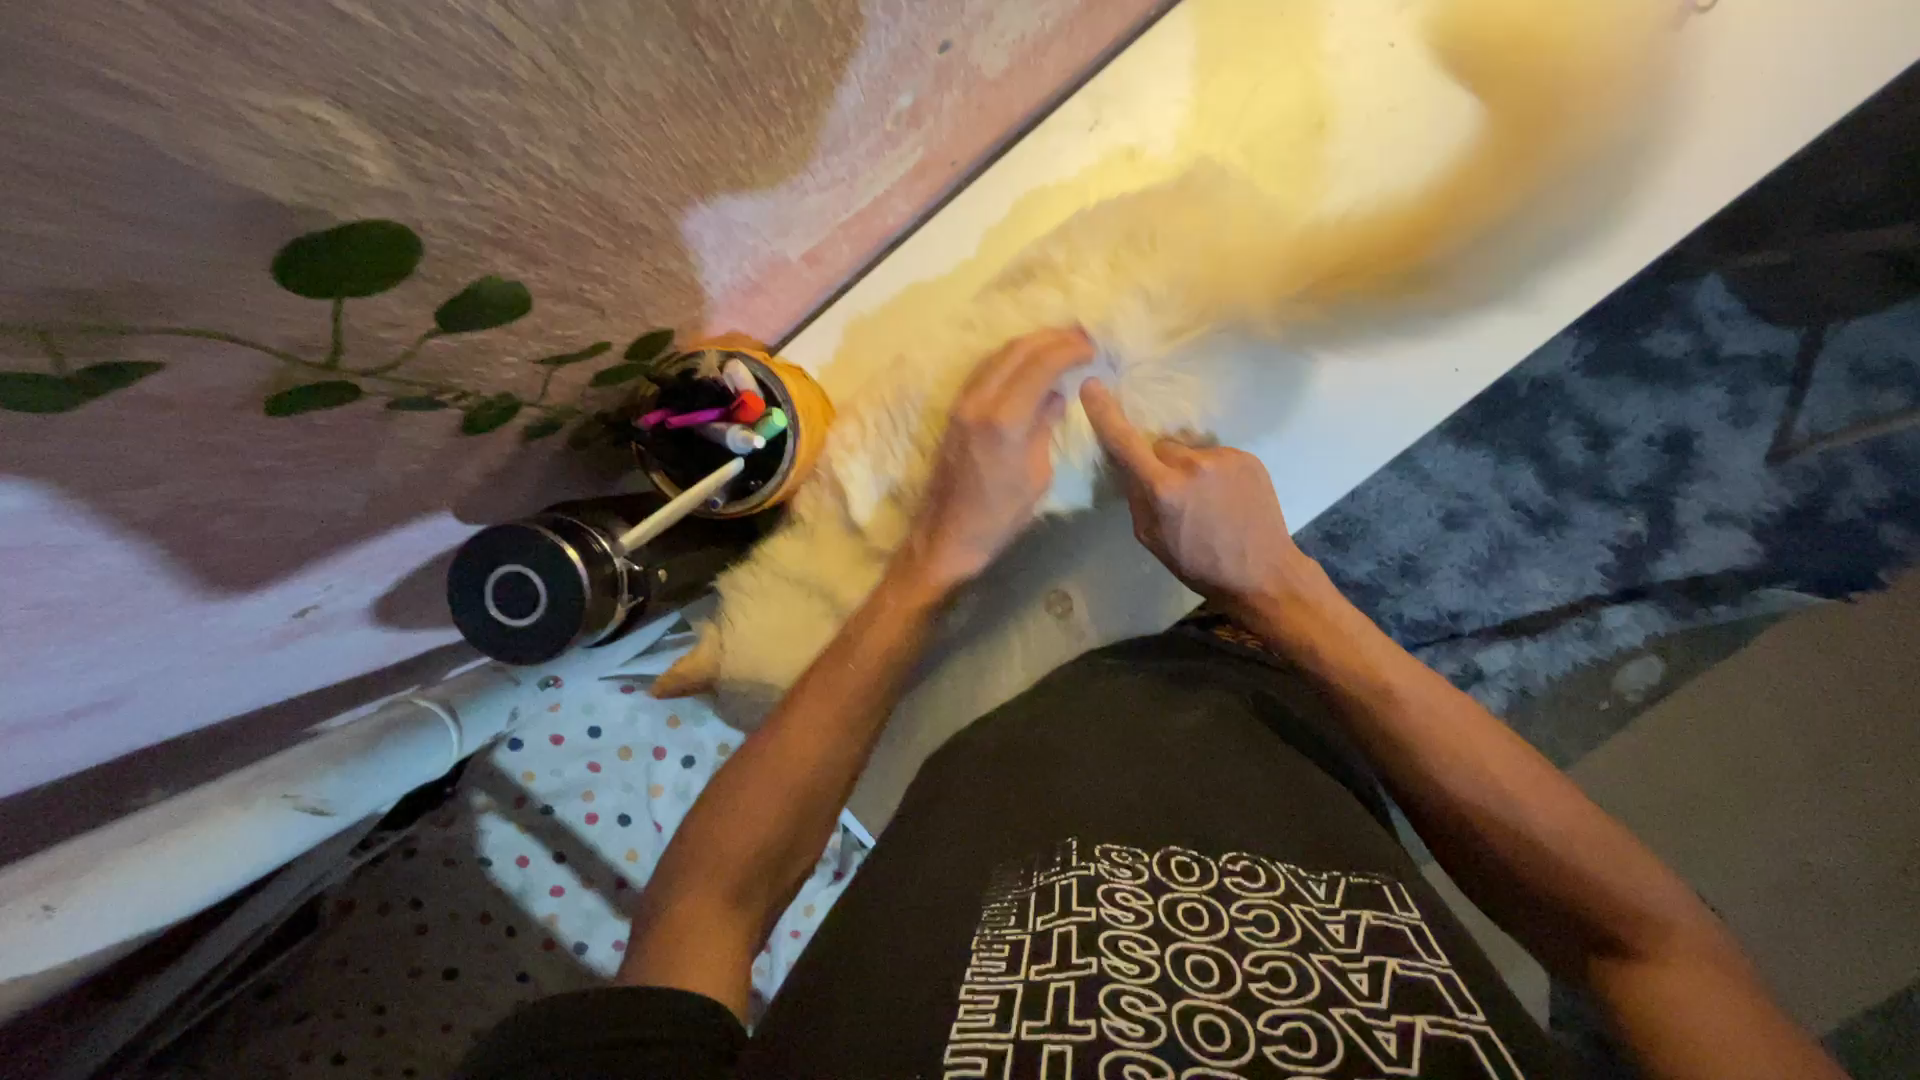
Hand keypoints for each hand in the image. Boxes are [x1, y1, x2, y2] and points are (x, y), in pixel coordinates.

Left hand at [899, 328, 1093, 591]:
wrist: (946, 536)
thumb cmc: (999, 517)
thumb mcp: (1036, 476)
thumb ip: (1044, 427)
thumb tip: (1055, 396)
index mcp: (1004, 421)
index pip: (1040, 365)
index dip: (1069, 350)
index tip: (1092, 348)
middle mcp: (979, 402)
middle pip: (1017, 351)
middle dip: (1051, 338)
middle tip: (1080, 337)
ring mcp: (961, 404)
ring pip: (997, 356)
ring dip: (1029, 344)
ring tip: (1058, 342)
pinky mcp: (953, 411)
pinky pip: (984, 370)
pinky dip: (1009, 358)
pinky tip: (1027, 362)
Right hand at [1080, 378, 1320, 613]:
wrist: (1261, 572)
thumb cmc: (1197, 563)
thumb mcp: (1150, 537)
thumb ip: (1137, 498)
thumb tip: (1130, 468)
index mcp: (1163, 489)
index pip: (1125, 442)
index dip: (1105, 414)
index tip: (1091, 387)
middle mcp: (1191, 465)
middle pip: (1159, 446)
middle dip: (1158, 463)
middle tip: (1171, 494)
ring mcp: (1223, 457)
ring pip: (1188, 451)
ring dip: (1187, 468)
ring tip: (1205, 500)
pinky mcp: (1246, 457)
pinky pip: (1214, 455)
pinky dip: (1212, 472)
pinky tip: (1224, 498)